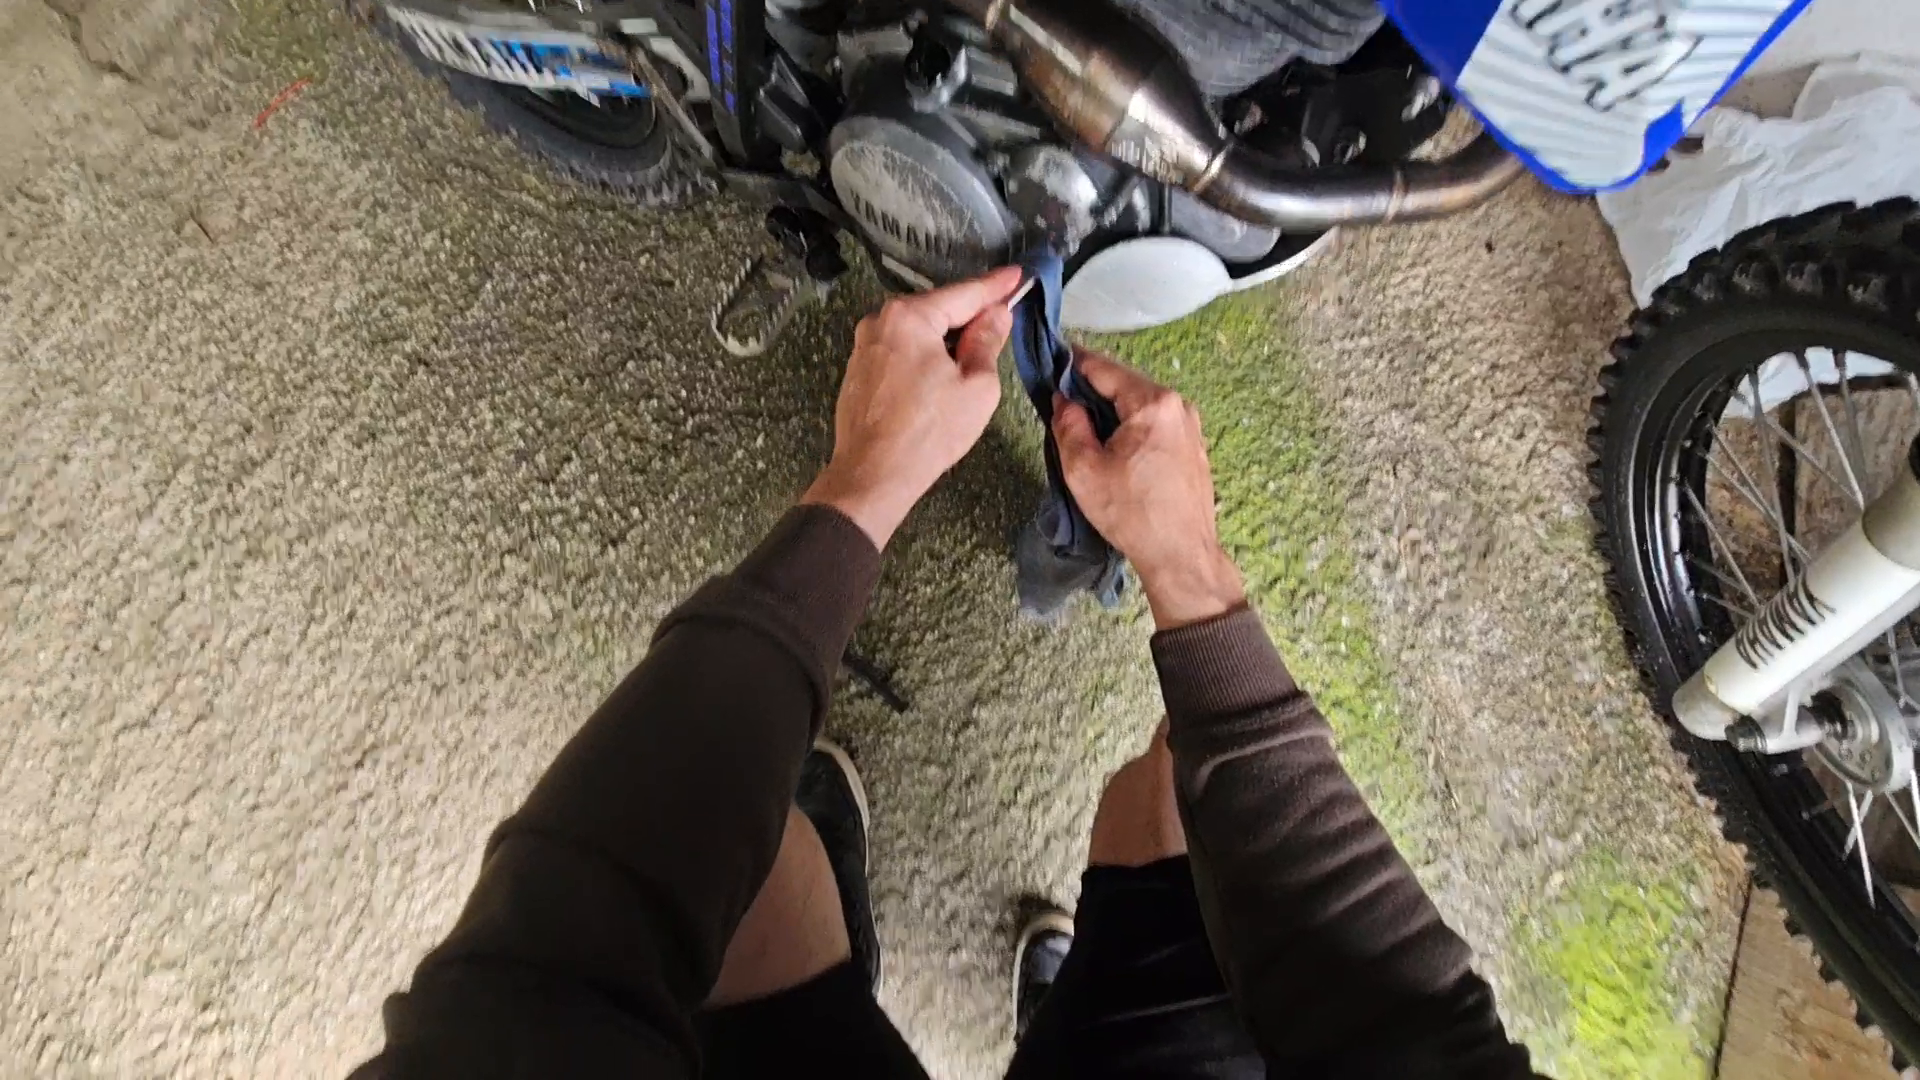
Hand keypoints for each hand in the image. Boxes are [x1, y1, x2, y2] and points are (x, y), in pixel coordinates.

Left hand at [802, 266, 1021, 547]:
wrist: (873, 474)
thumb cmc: (929, 432)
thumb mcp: (976, 386)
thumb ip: (987, 342)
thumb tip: (996, 316)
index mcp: (909, 317)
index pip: (963, 294)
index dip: (995, 287)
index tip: (1017, 276)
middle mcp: (879, 322)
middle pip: (937, 311)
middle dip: (969, 317)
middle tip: (1001, 322)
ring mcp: (864, 348)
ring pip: (918, 334)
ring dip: (946, 341)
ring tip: (974, 358)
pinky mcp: (858, 373)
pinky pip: (900, 353)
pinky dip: (924, 358)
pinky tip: (939, 378)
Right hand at [1053, 353, 1244, 629]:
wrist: (1180, 555)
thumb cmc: (1131, 513)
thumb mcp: (1083, 469)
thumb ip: (1068, 425)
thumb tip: (1062, 400)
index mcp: (1153, 403)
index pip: (1105, 368)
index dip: (1073, 364)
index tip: (1051, 359)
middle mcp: (1179, 406)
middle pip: (1125, 385)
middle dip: (1091, 392)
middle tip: (1061, 403)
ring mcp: (1191, 427)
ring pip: (1140, 406)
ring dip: (1111, 412)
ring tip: (1084, 430)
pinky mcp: (1194, 448)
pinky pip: (1155, 425)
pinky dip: (1131, 429)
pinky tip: (1114, 450)